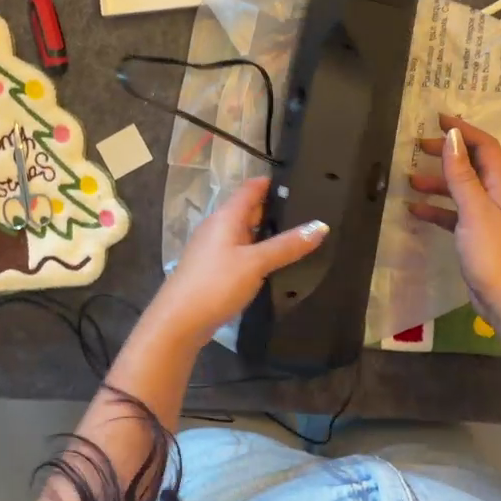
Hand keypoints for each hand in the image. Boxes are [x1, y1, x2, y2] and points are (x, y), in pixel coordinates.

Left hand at [146, 177, 327, 346]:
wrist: (179, 321)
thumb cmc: (216, 284)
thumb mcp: (255, 262)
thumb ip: (287, 245)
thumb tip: (321, 225)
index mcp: (225, 216)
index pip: (251, 188)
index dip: (274, 182)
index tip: (303, 180)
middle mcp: (218, 227)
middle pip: (249, 209)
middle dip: (276, 209)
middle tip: (311, 210)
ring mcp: (214, 249)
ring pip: (246, 233)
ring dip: (268, 233)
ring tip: (301, 235)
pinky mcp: (214, 270)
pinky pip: (241, 252)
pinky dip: (259, 252)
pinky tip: (276, 262)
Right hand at [408, 115, 500, 319]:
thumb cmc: (493, 253)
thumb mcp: (474, 210)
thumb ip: (461, 174)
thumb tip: (452, 137)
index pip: (484, 147)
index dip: (464, 131)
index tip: (438, 119)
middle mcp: (497, 197)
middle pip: (472, 165)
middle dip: (448, 153)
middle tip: (418, 147)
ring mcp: (488, 218)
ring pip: (461, 190)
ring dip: (438, 182)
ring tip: (410, 180)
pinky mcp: (477, 238)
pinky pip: (455, 214)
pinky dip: (437, 209)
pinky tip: (416, 211)